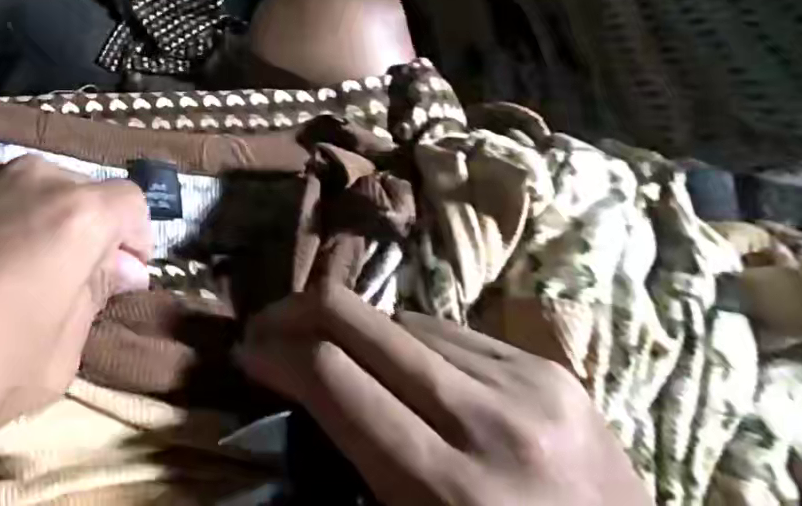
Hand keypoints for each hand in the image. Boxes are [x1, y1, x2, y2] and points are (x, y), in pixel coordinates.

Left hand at [0, 156, 152, 496]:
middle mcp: (32, 174)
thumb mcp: (57, 358)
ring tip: (16, 271)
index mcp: (74, 214)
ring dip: (43, 220)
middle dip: (89, 232)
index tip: (121, 277)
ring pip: (37, 187)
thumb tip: (119, 267)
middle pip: (83, 191)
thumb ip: (95, 296)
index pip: (132, 201)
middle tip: (69, 284)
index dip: (136, 239)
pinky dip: (1, 214)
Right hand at [237, 288, 651, 505]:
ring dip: (355, 332)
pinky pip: (449, 332)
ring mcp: (529, 386)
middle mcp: (489, 424)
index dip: (275, 352)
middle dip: (295, 313)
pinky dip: (410, 343)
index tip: (248, 354)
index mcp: (449, 493)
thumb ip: (351, 470)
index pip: (331, 376)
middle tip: (267, 327)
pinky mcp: (554, 370)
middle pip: (358, 320)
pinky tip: (406, 368)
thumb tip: (293, 388)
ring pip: (401, 319)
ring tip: (338, 354)